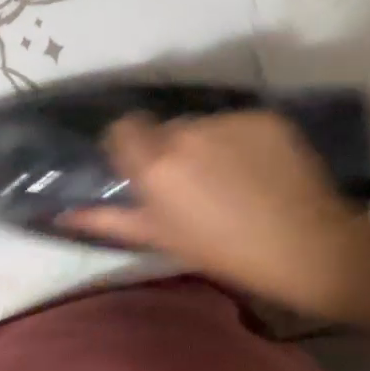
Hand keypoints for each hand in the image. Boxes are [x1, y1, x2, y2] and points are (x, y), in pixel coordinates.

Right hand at [64, 111, 369, 317]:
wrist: (308, 247)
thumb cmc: (227, 253)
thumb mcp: (162, 240)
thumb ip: (108, 222)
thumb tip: (61, 215)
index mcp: (156, 163)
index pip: (123, 129)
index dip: (129, 146)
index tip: (142, 171)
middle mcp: (187, 130)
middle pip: (166, 128)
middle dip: (171, 149)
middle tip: (192, 186)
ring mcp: (229, 121)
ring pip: (203, 126)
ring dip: (207, 145)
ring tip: (232, 181)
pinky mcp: (264, 117)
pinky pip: (238, 125)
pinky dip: (241, 142)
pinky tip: (259, 172)